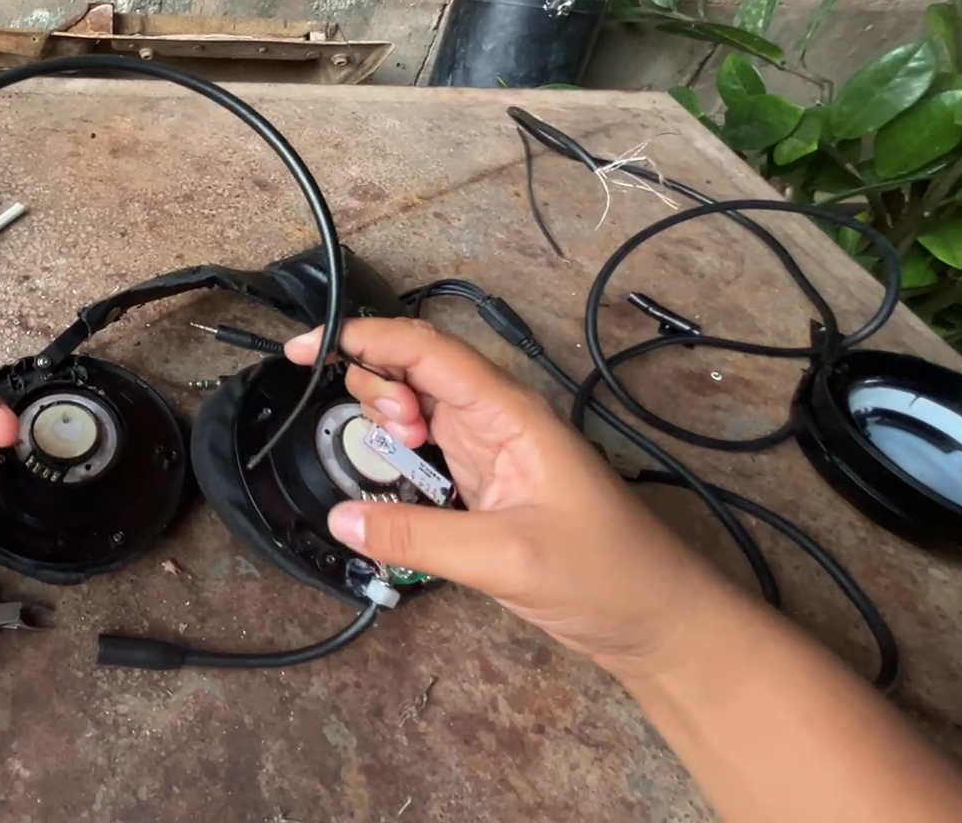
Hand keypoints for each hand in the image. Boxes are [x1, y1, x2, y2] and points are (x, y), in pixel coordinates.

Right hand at [285, 318, 739, 675]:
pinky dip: (391, 440)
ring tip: (397, 454)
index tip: (301, 351)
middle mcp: (490, 413)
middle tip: (385, 436)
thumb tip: (337, 519)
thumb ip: (415, 537)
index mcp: (505, 410)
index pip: (422, 349)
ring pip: (410, 394)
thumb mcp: (505, 559)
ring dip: (383, 410)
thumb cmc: (604, 577)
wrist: (660, 623)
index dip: (360, 338)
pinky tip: (393, 465)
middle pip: (410, 361)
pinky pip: (418, 434)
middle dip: (374, 380)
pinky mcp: (476, 469)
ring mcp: (483, 441)